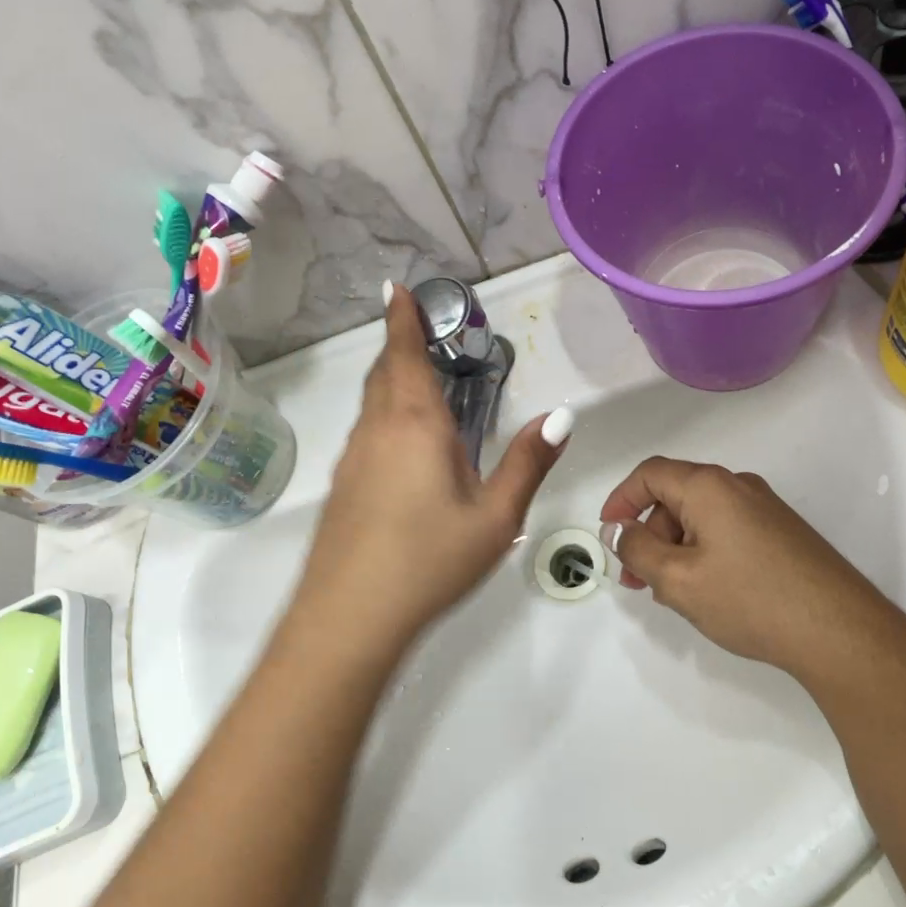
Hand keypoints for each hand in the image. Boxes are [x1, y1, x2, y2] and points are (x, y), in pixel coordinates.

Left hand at [288, 282, 572, 647]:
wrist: (349, 617)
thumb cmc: (430, 561)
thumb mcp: (496, 516)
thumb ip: (529, 462)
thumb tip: (562, 416)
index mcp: (416, 425)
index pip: (404, 355)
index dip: (401, 319)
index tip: (394, 289)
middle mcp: (377, 431)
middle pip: (384, 374)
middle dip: (398, 347)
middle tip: (416, 330)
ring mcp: (353, 459)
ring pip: (373, 405)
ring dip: (391, 382)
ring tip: (417, 381)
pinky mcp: (343, 488)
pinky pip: (367, 433)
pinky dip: (385, 416)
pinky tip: (404, 447)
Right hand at [598, 458, 895, 676]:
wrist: (837, 629)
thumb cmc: (749, 599)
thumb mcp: (678, 580)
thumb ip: (638, 550)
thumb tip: (620, 530)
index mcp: (710, 486)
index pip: (651, 474)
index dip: (620, 500)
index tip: (607, 535)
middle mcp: (738, 487)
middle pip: (676, 497)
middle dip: (648, 535)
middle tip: (637, 581)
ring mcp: (765, 510)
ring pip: (702, 518)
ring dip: (675, 549)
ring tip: (671, 596)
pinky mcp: (782, 534)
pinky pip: (727, 532)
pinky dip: (704, 554)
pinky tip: (707, 594)